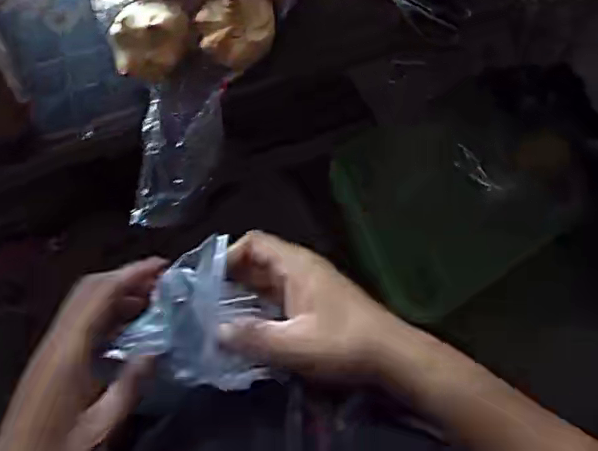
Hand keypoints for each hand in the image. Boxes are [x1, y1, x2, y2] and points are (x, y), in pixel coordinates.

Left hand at [0, 257, 164, 450]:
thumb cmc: (55, 449)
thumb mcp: (99, 428)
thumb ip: (128, 388)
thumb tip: (152, 352)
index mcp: (68, 348)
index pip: (102, 292)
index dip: (132, 273)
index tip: (159, 266)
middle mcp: (56, 338)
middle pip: (91, 288)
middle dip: (125, 278)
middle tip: (157, 282)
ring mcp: (48, 347)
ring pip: (83, 302)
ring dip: (115, 295)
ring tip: (146, 302)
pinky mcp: (46, 359)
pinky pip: (78, 320)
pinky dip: (103, 312)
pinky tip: (122, 329)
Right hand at [217, 231, 419, 384]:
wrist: (391, 354)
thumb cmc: (343, 341)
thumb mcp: (296, 344)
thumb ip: (256, 337)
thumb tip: (216, 331)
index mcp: (295, 263)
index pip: (253, 242)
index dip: (228, 256)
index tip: (207, 280)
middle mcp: (300, 266)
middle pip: (258, 260)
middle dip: (231, 277)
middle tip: (205, 301)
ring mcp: (309, 283)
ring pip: (268, 279)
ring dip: (245, 293)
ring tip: (220, 316)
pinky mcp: (315, 301)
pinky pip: (279, 294)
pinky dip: (261, 305)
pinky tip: (250, 327)